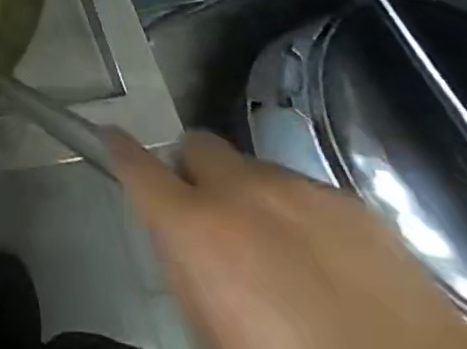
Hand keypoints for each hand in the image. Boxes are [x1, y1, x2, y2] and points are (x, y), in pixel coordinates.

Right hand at [107, 130, 466, 348]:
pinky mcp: (355, 205)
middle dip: (195, 170)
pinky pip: (307, 191)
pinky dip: (301, 213)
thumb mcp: (206, 326)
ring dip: (251, 195)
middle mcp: (241, 192)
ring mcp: (302, 192)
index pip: (135, 164)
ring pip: (255, 168)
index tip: (112, 140)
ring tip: (280, 247)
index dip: (118, 149)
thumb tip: (173, 234)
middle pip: (197, 145)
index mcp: (194, 225)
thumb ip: (181, 265)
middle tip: (209, 213)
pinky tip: (327, 260)